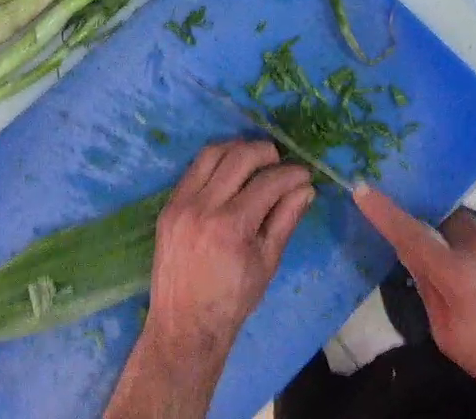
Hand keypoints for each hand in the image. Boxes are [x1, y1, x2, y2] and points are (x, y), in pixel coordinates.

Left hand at [146, 139, 314, 355]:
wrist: (184, 327)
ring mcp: (181, 205)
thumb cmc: (232, 300)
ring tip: (255, 159)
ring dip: (238, 149)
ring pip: (212, 153)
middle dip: (266, 152)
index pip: (268, 182)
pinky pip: (193, 170)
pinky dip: (215, 163)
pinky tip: (230, 171)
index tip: (305, 174)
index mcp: (231, 226)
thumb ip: (285, 219)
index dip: (292, 174)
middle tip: (281, 161)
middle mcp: (203, 208)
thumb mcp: (267, 262)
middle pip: (239, 157)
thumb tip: (306, 188)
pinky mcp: (168, 207)